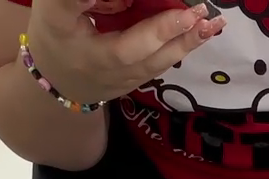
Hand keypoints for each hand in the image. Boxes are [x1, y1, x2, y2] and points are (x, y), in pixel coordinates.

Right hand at [24, 0, 223, 105]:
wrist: (60, 80)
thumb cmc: (56, 36)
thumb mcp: (55, 12)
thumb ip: (81, 1)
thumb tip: (129, 0)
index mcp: (91, 52)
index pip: (120, 42)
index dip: (150, 29)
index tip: (178, 14)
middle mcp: (113, 70)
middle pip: (148, 55)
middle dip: (175, 33)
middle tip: (202, 14)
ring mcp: (128, 78)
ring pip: (161, 61)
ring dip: (189, 43)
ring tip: (214, 24)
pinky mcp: (139, 79)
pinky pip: (163, 62)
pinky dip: (184, 45)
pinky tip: (202, 31)